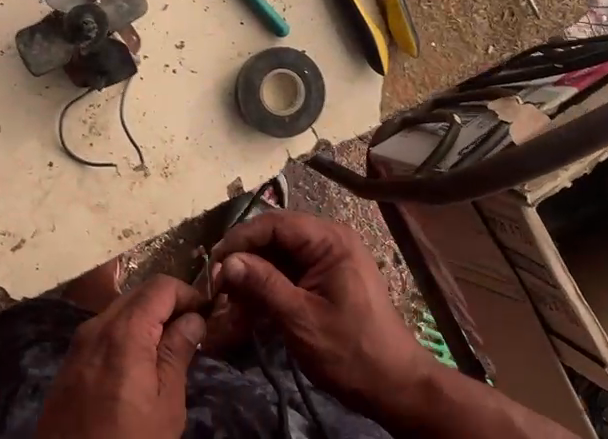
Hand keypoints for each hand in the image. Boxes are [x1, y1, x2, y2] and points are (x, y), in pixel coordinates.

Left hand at [37, 275, 206, 438]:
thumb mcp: (165, 404)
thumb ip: (178, 353)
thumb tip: (193, 318)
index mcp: (124, 331)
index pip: (161, 286)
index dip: (188, 293)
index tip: (206, 313)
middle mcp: (97, 326)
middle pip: (139, 293)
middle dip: (168, 304)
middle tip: (191, 330)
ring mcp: (79, 343)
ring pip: (120, 310)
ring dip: (147, 318)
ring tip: (168, 347)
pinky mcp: (69, 362)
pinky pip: (104, 331)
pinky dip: (126, 333)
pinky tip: (139, 361)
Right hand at [210, 211, 436, 416]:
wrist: (393, 386)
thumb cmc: (351, 350)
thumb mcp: (301, 319)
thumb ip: (263, 285)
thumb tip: (227, 261)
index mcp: (330, 239)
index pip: (275, 223)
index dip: (240, 240)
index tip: (214, 266)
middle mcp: (328, 240)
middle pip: (274, 238)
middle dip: (244, 261)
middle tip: (217, 288)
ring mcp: (327, 260)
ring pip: (277, 258)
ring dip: (252, 280)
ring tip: (227, 306)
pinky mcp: (323, 281)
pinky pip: (288, 275)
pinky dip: (266, 291)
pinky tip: (246, 314)